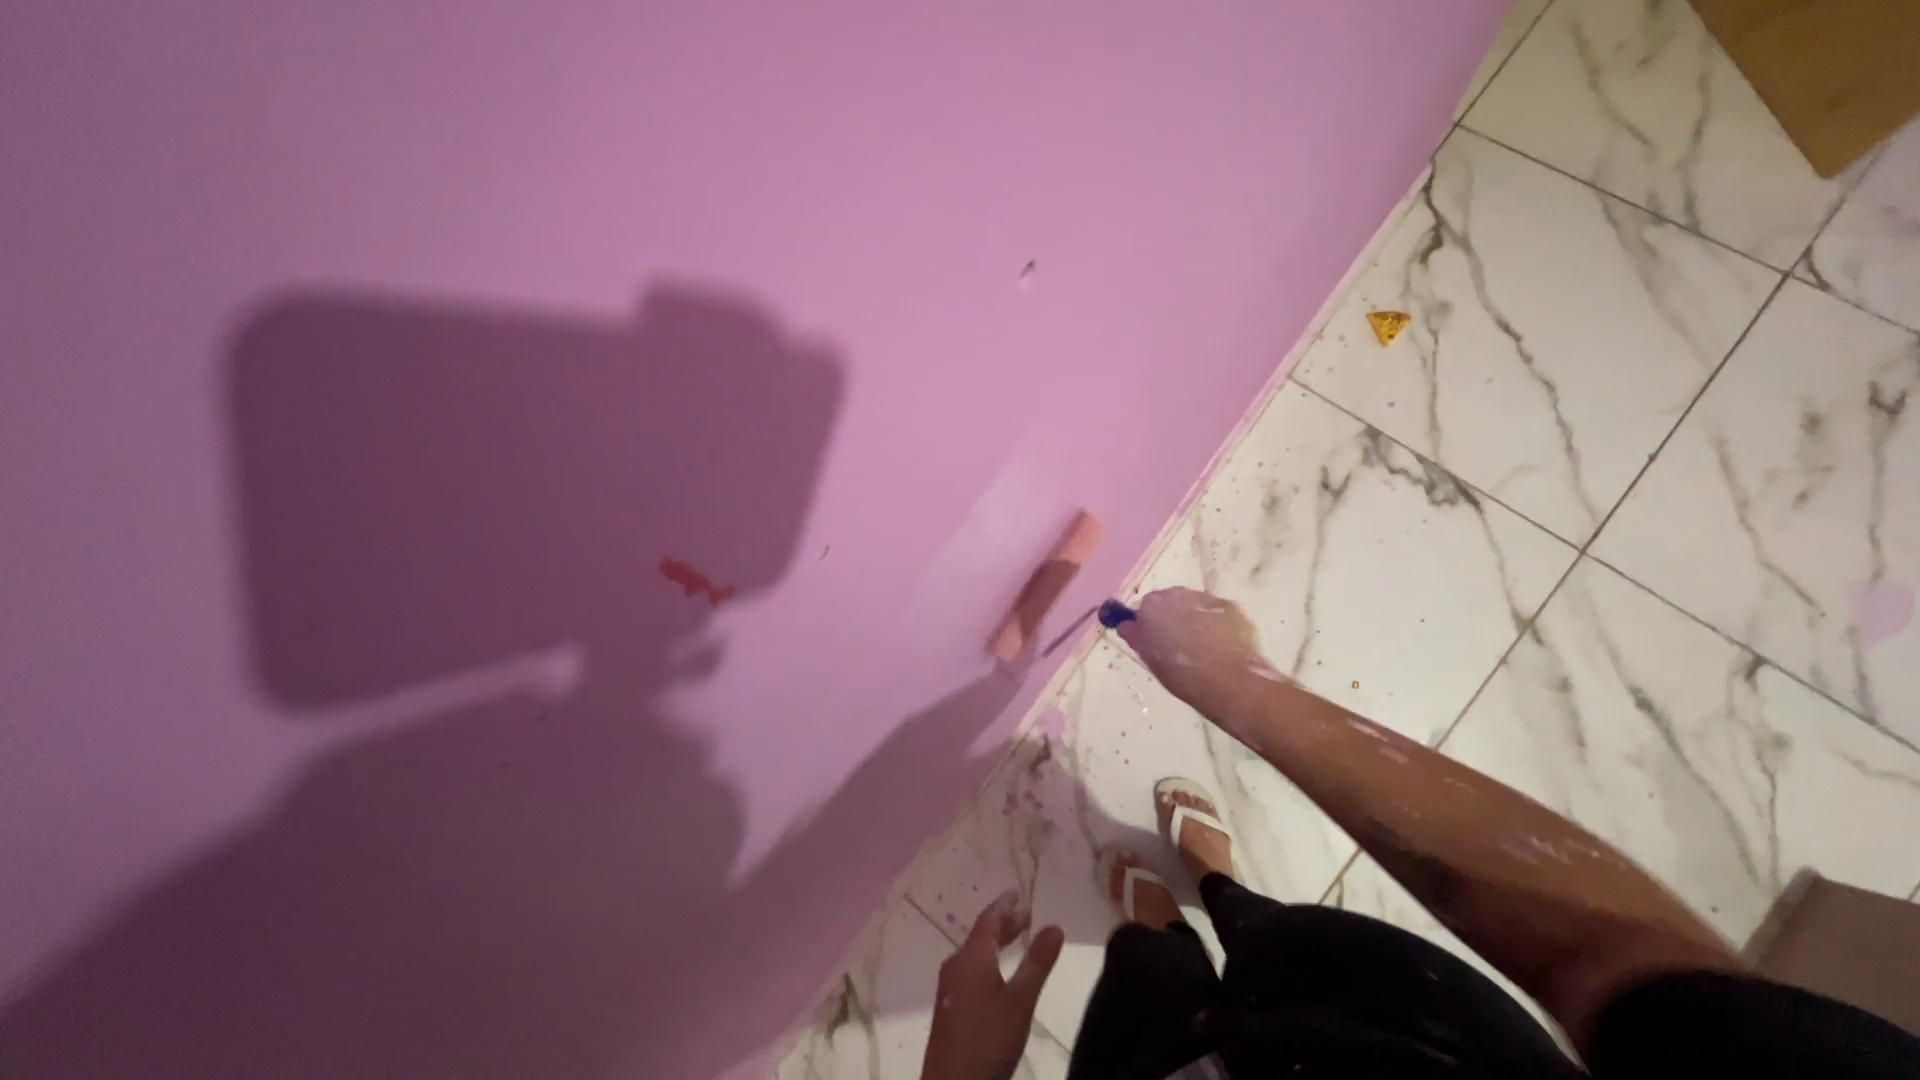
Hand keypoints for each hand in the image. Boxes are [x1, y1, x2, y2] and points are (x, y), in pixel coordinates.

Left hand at [920, 891, 1063, 1079]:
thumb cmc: (987, 1040)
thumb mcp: (1019, 1002)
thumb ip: (1037, 963)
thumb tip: (1054, 924)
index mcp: (971, 957)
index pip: (988, 919)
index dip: (1004, 904)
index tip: (1017, 891)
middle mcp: (956, 965)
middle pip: (981, 935)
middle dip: (1004, 924)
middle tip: (1026, 916)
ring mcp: (949, 987)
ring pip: (976, 954)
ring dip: (996, 943)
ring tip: (1017, 940)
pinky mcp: (949, 1007)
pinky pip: (971, 969)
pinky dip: (988, 960)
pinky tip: (997, 976)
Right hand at [1117, 587, 1269, 710]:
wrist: (1228, 681)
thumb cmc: (1181, 674)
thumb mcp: (1150, 659)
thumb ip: (1136, 637)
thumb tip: (1127, 625)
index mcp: (1152, 606)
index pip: (1145, 607)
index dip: (1150, 623)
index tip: (1155, 639)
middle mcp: (1179, 594)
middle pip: (1171, 600)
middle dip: (1173, 617)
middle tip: (1179, 643)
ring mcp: (1207, 599)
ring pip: (1195, 604)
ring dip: (1195, 618)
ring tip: (1203, 645)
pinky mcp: (1231, 607)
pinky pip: (1217, 612)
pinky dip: (1217, 623)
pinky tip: (1221, 644)